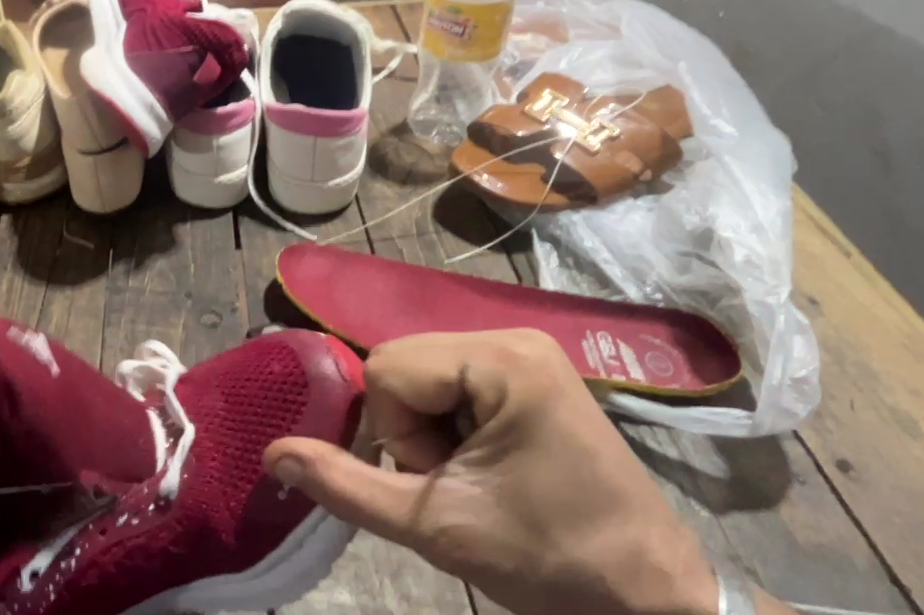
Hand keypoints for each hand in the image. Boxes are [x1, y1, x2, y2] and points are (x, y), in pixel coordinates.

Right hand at [264, 330, 723, 614]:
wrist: (652, 600)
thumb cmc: (552, 563)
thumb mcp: (436, 527)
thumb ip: (345, 484)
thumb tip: (271, 453)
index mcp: (501, 359)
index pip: (388, 369)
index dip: (396, 433)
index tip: (444, 483)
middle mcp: (511, 335)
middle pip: (400, 364)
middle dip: (409, 429)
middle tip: (456, 482)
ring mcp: (522, 349)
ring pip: (416, 371)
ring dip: (424, 428)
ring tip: (472, 475)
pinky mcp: (527, 370)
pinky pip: (446, 377)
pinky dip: (445, 421)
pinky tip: (482, 460)